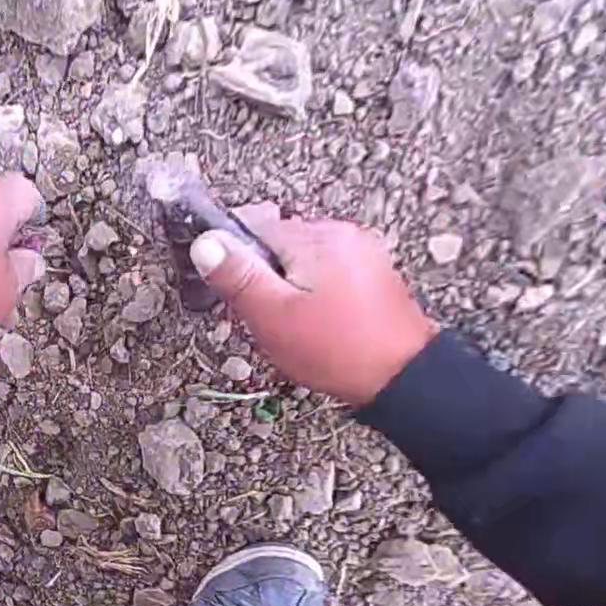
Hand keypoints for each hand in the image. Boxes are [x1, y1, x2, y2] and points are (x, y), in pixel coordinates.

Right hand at [191, 206, 438, 405]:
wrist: (400, 377)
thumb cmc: (337, 350)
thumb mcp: (273, 316)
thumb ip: (238, 277)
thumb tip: (205, 243)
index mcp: (315, 237)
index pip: (253, 228)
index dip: (234, 262)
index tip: (232, 292)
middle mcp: (341, 234)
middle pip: (278, 244)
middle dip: (262, 277)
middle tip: (264, 318)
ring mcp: (361, 252)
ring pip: (301, 260)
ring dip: (286, 287)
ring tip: (291, 326)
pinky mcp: (370, 274)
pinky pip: (326, 273)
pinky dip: (311, 293)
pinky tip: (314, 324)